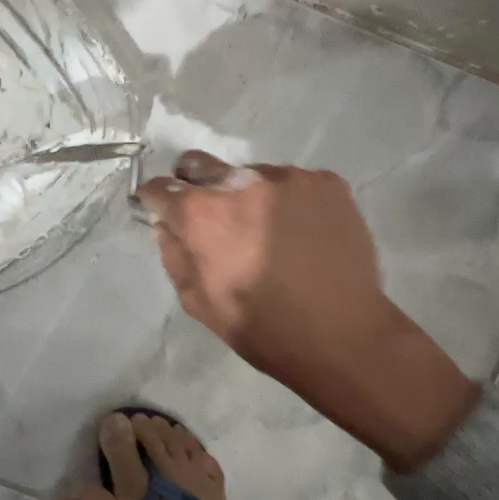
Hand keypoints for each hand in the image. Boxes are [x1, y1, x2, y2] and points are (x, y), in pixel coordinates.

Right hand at [136, 151, 478, 470]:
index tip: (164, 214)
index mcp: (201, 214)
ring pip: (249, 175)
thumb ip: (174, 255)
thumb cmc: (260, 327)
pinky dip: (286, 201)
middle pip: (200, 165)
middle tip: (212, 219)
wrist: (341, 334)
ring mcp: (287, 177)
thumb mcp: (197, 301)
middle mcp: (240, 182)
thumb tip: (167, 226)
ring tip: (266, 232)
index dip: (157, 201)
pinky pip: (291, 183)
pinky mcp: (326, 182)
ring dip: (246, 196)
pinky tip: (299, 232)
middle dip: (194, 186)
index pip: (160, 187)